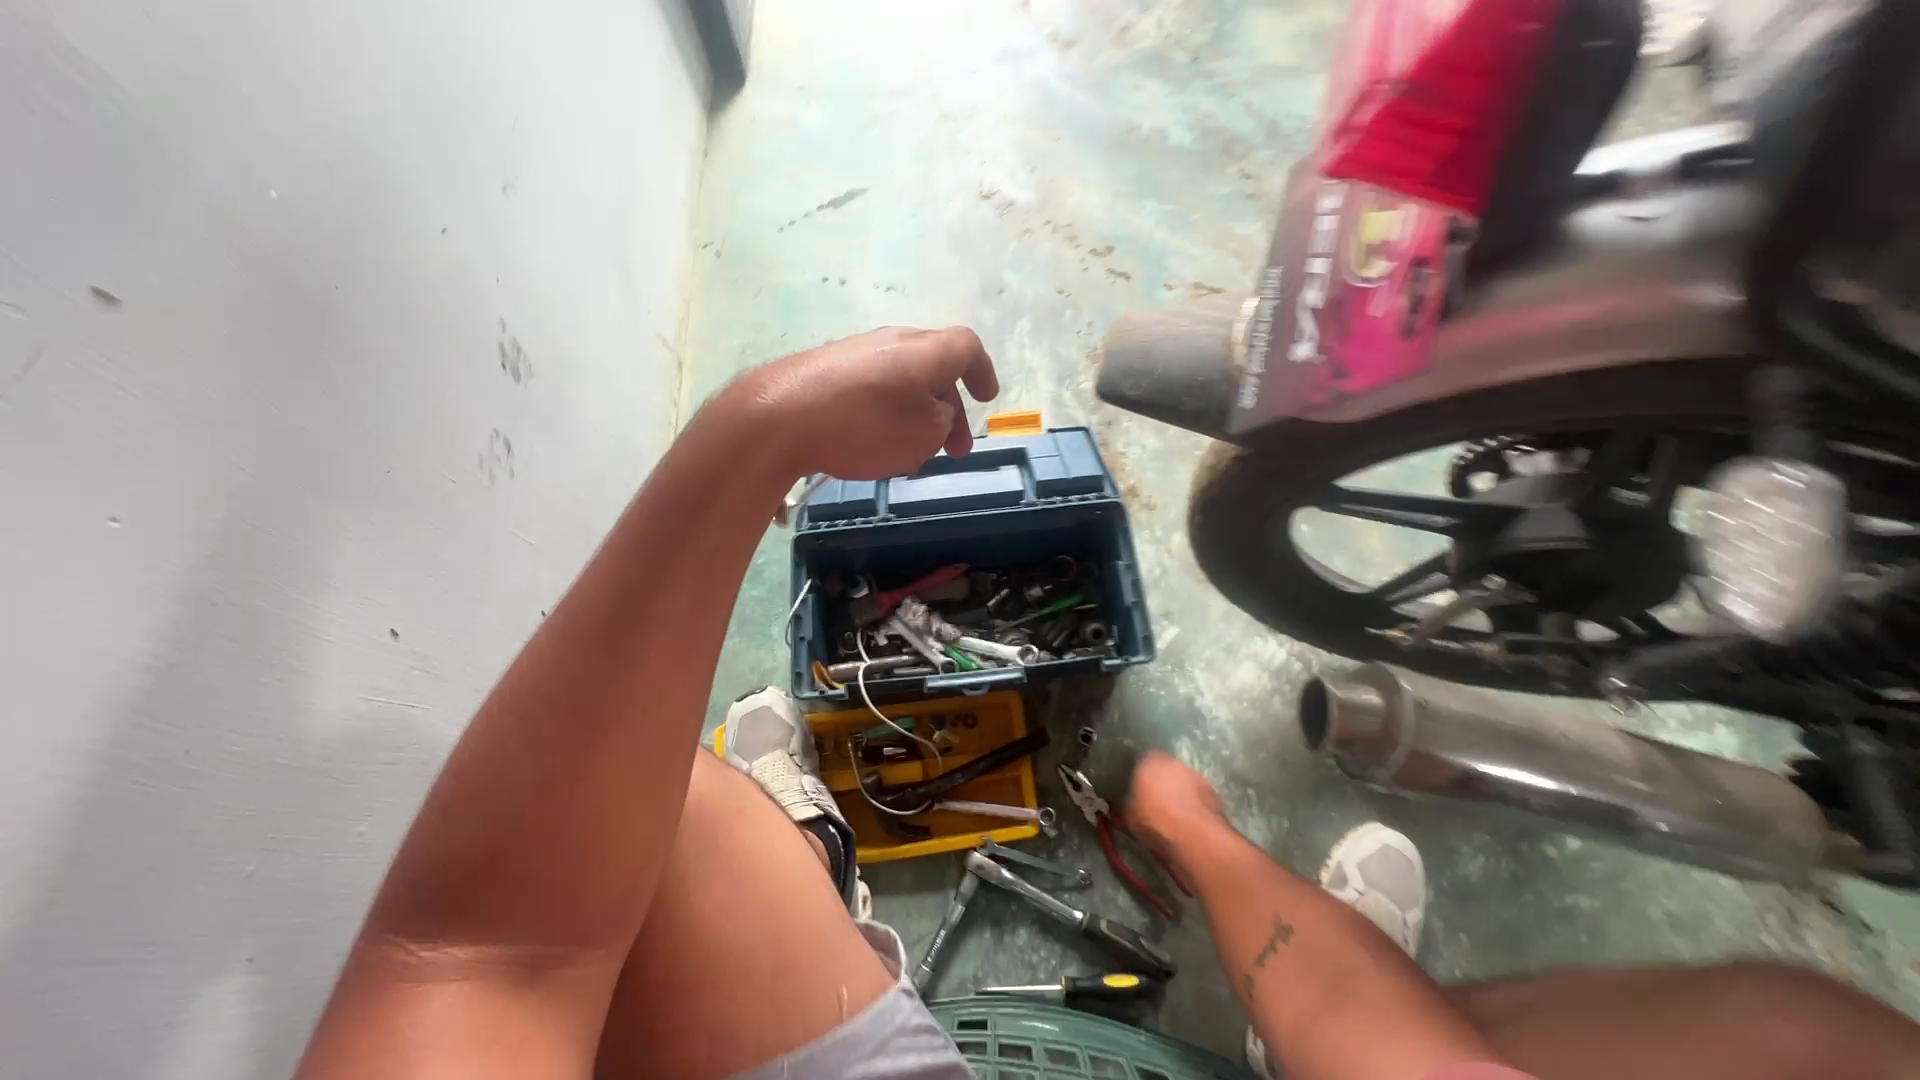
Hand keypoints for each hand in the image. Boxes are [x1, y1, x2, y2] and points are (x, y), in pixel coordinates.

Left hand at [733, 326, 999, 480]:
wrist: (779, 418)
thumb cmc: (865, 426)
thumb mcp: (923, 434)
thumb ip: (942, 420)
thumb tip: (933, 410)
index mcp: (925, 350)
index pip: (967, 347)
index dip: (982, 372)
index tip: (987, 399)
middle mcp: (892, 342)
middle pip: (934, 366)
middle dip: (950, 409)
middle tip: (955, 450)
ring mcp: (855, 353)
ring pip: (902, 381)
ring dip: (917, 416)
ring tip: (914, 457)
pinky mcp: (825, 371)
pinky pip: (871, 389)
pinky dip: (887, 415)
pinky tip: (875, 448)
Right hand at [1126, 751, 1228, 863]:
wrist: (1196, 838)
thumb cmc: (1156, 822)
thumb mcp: (1129, 817)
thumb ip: (1124, 805)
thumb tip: (1120, 804)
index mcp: (1150, 762)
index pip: (1142, 760)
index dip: (1140, 774)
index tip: (1137, 789)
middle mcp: (1174, 763)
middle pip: (1165, 769)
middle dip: (1161, 781)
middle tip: (1155, 801)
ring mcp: (1196, 776)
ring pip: (1183, 781)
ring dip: (1179, 792)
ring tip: (1174, 813)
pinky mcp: (1213, 792)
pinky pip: (1198, 795)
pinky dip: (1194, 803)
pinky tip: (1190, 820)